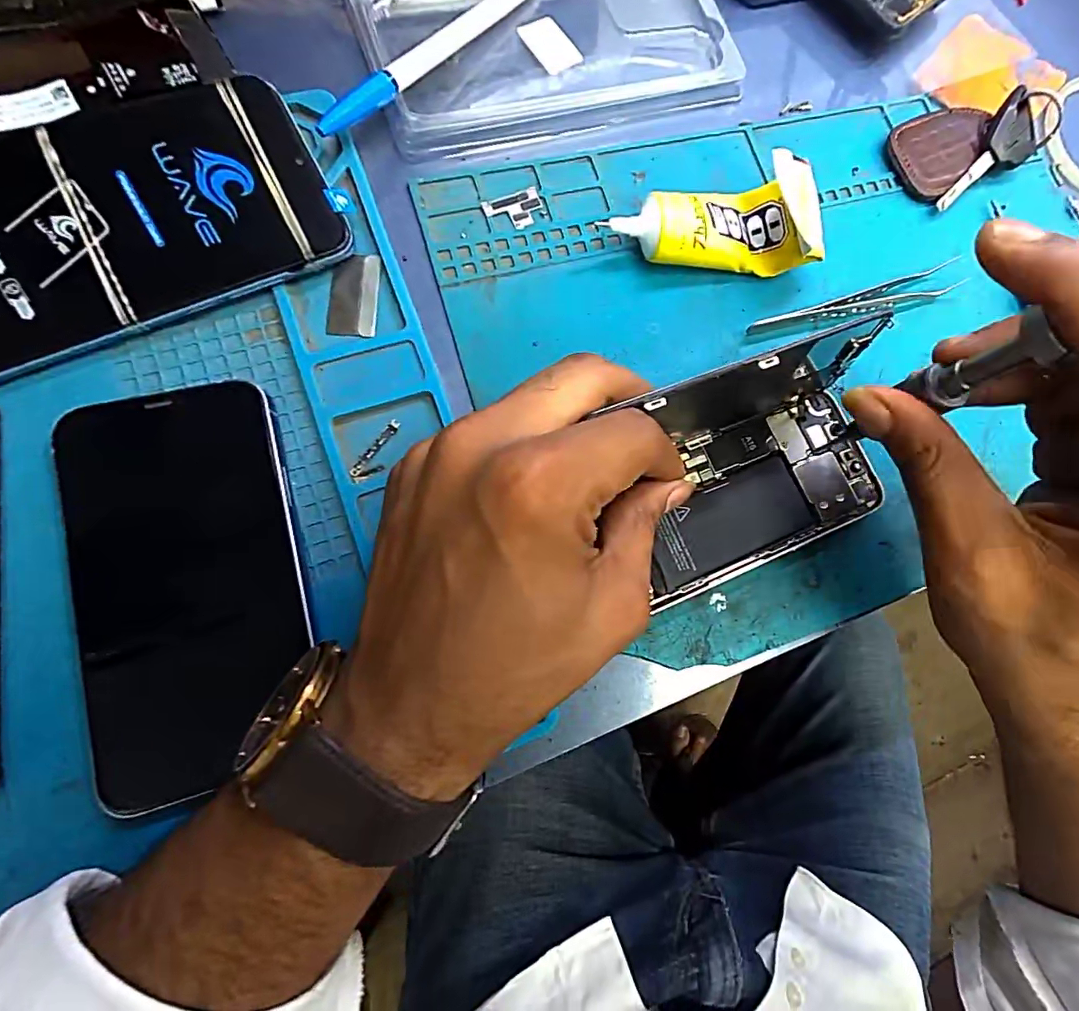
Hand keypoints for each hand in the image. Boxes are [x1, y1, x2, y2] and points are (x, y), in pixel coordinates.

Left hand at [327, 356, 689, 799]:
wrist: (412, 703)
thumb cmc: (521, 666)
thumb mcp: (613, 605)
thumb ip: (645, 525)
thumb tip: (663, 483)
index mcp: (540, 482)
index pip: (632, 428)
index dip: (665, 454)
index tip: (666, 484)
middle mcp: (484, 441)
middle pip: (581, 373)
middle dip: (630, 398)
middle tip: (643, 445)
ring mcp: (441, 446)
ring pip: (534, 394)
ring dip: (576, 421)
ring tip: (590, 472)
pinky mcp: (415, 463)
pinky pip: (491, 425)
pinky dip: (528, 440)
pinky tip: (534, 490)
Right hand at [843, 220, 1078, 720]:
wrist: (1058, 684)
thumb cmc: (1024, 641)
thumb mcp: (966, 556)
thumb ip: (929, 462)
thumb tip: (866, 395)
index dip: (1073, 290)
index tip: (996, 246)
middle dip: (1045, 315)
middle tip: (960, 319)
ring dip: (1025, 352)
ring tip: (949, 380)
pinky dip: (1029, 376)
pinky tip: (980, 396)